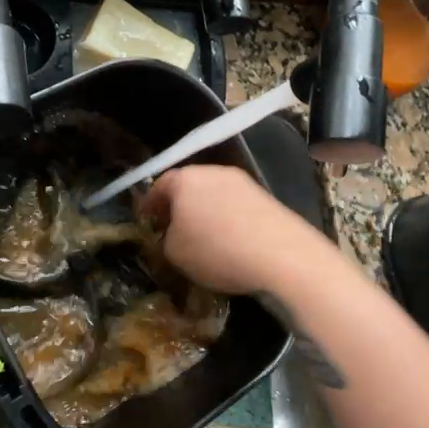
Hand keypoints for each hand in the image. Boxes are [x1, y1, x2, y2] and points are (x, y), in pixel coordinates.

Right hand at [140, 165, 336, 296]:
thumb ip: (166, 239)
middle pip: (189, 186)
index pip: (159, 185)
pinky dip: (228, 220)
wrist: (282, 255)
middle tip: (172, 229)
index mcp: (185, 179)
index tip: (146, 220)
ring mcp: (243, 182)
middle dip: (179, 206)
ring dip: (205, 213)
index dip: (150, 204)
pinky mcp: (266, 198)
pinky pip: (236, 207)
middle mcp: (214, 172)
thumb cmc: (216, 250)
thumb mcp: (174, 253)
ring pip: (214, 196)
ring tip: (203, 239)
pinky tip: (230, 243)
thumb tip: (173, 235)